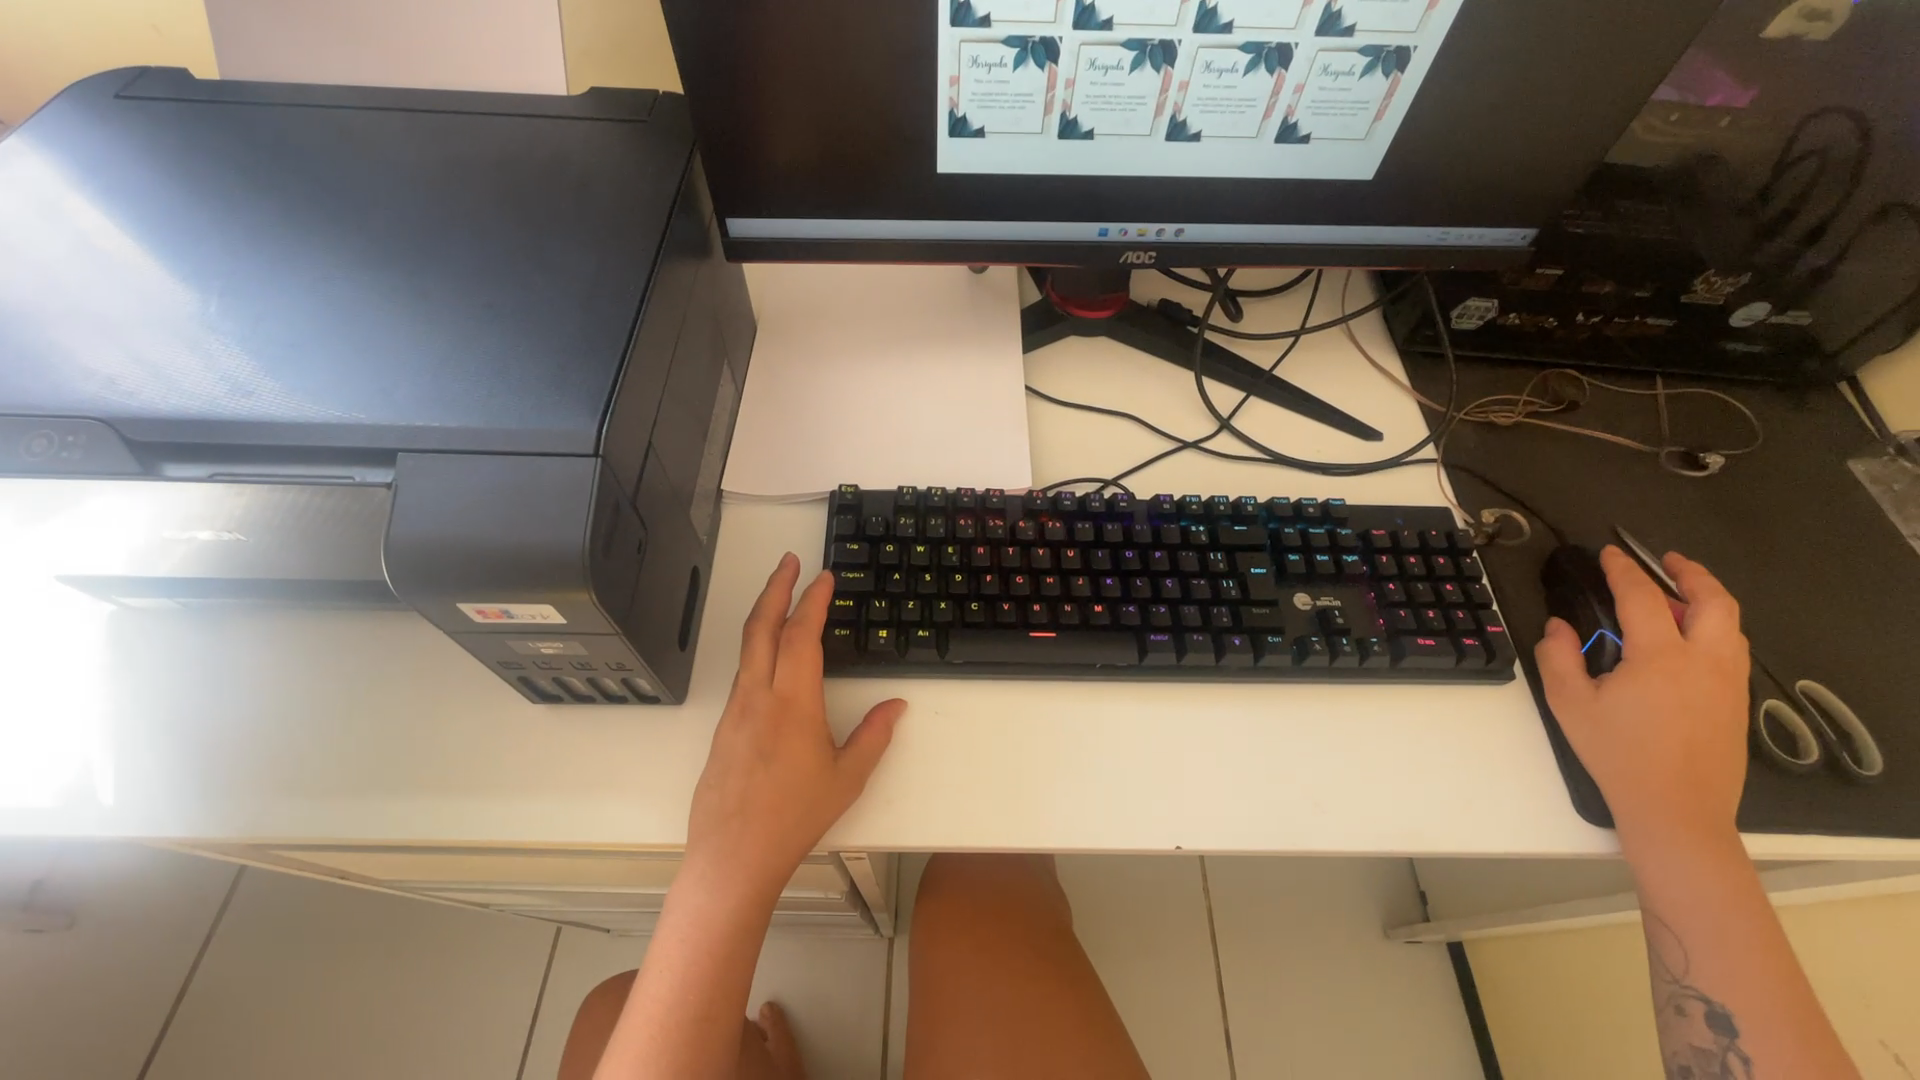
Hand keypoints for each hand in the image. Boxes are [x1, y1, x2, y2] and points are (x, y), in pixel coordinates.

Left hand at [686, 553, 905, 898]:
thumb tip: (896, 705)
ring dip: (764, 614)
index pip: (802, 635)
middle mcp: (758, 696)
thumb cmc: (794, 817)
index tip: (823, 576)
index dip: (812, 600)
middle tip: (789, 561)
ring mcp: (735, 710)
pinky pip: (742, 674)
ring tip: (780, 598)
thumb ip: (874, 735)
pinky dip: (756, 647)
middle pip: (761, 626)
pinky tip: (770, 657)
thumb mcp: (847, 778)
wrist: (733, 855)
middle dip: (776, 587)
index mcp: (792, 702)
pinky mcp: (723, 727)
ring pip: (747, 647)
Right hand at [1534, 547, 1750, 856]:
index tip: (1610, 553)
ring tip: (1679, 596)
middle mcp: (1705, 661)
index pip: (1644, 598)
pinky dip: (1714, 628)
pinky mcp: (1737, 702)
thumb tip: (1559, 626)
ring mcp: (1728, 682)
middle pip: (1714, 601)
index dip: (1625, 570)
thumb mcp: (1570, 704)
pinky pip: (1732, 650)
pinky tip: (1688, 640)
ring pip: (1731, 625)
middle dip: (1692, 573)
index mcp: (1661, 657)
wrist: (1676, 808)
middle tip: (1668, 560)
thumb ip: (1558, 657)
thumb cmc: (1618, 754)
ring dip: (1707, 600)